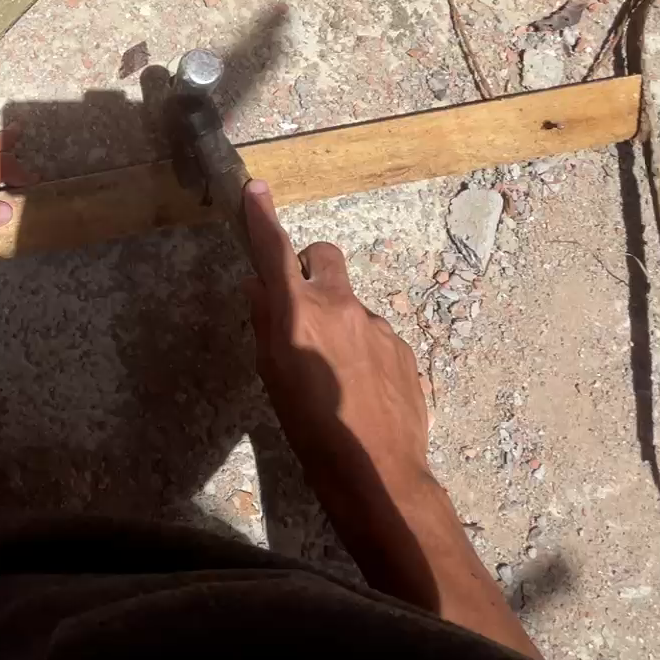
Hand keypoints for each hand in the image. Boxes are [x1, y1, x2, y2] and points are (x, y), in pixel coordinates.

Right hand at [241, 180, 431, 494]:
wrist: (377, 471)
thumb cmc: (308, 424)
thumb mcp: (271, 374)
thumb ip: (265, 322)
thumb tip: (259, 286)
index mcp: (300, 312)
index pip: (275, 252)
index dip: (262, 218)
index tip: (256, 188)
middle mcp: (341, 306)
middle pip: (325, 255)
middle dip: (310, 266)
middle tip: (300, 305)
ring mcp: (378, 325)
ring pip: (349, 302)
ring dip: (336, 319)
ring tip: (333, 371)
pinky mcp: (403, 348)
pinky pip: (373, 332)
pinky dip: (360, 346)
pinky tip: (359, 387)